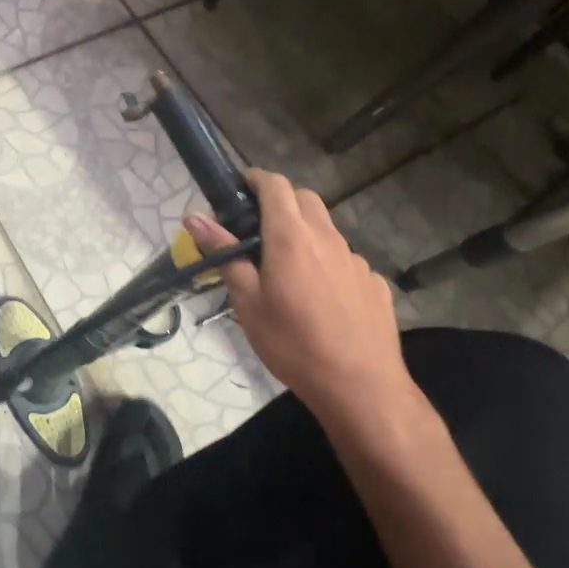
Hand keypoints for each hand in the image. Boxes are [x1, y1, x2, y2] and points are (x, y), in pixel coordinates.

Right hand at [184, 170, 412, 426]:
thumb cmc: (293, 343)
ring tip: (288, 269)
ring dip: (305, 233)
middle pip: (304, 198)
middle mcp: (327, 238)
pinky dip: (328, 264)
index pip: (275, 185)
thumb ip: (225, 254)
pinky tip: (321, 299)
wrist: (361, 388)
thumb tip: (194, 217)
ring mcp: (356, 260)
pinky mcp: (375, 284)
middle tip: (258, 227)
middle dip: (280, 200)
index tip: (238, 189)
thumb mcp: (246, 301)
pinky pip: (346, 261)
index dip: (255, 179)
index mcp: (291, 236)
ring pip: (327, 229)